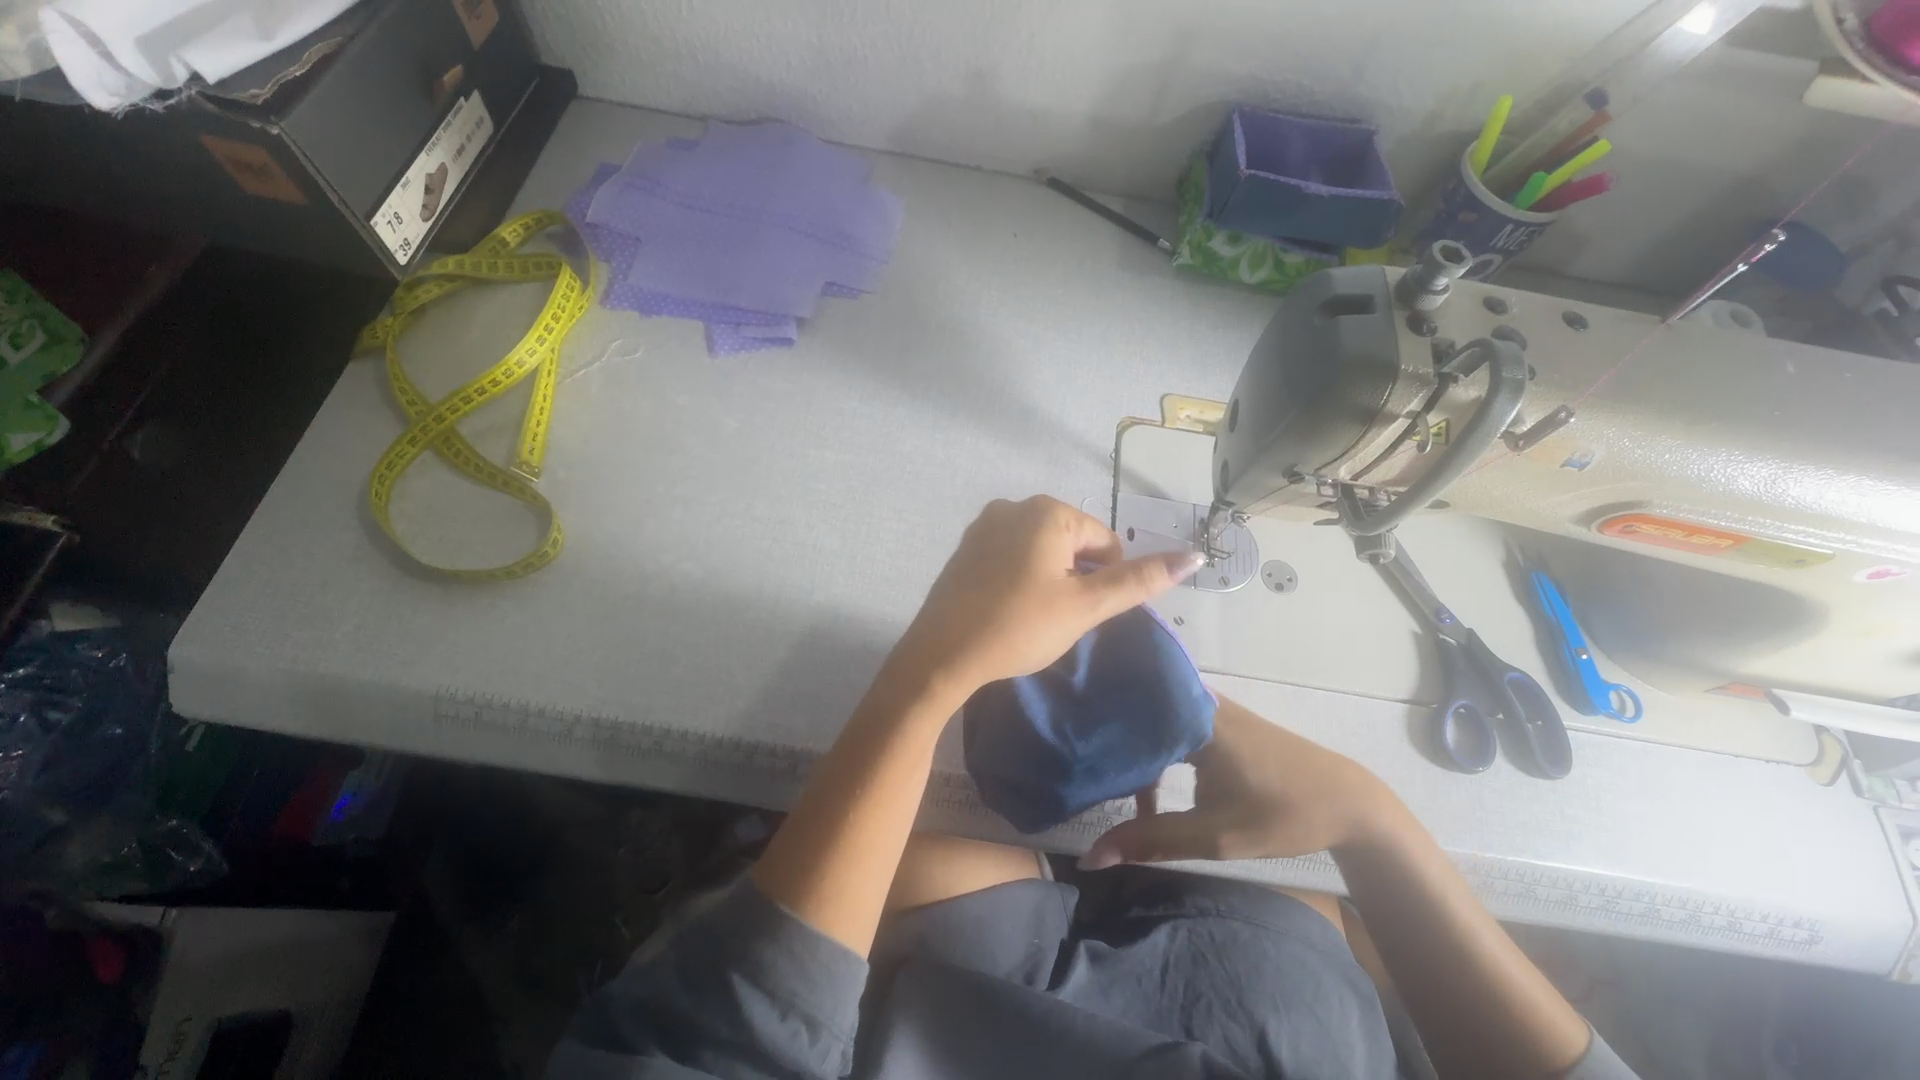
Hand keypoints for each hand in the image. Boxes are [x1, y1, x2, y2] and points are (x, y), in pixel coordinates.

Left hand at [889, 496, 1202, 696]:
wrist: (941, 655)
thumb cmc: (1018, 627)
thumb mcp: (1085, 607)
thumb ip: (1138, 581)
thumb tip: (1195, 557)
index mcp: (1048, 512)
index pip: (1106, 543)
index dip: (1105, 583)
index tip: (1083, 615)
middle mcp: (1015, 506)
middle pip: (1073, 544)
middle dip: (1077, 580)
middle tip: (1057, 620)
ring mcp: (984, 525)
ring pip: (1042, 552)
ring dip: (1051, 582)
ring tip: (1033, 619)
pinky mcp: (966, 549)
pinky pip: (1012, 558)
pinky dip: (1022, 581)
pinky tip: (1010, 611)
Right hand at [1078, 697, 1405, 867]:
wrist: (1349, 803)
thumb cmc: (1283, 814)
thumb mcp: (1215, 836)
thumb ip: (1151, 841)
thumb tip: (1090, 857)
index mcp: (1195, 719)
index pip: (1126, 714)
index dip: (1092, 733)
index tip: (1060, 754)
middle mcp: (1197, 702)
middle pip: (1133, 711)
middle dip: (1101, 737)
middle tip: (1066, 762)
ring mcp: (1208, 708)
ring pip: (1150, 719)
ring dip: (1125, 746)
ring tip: (1092, 772)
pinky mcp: (1216, 719)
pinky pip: (1167, 724)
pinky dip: (1148, 748)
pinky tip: (1137, 779)